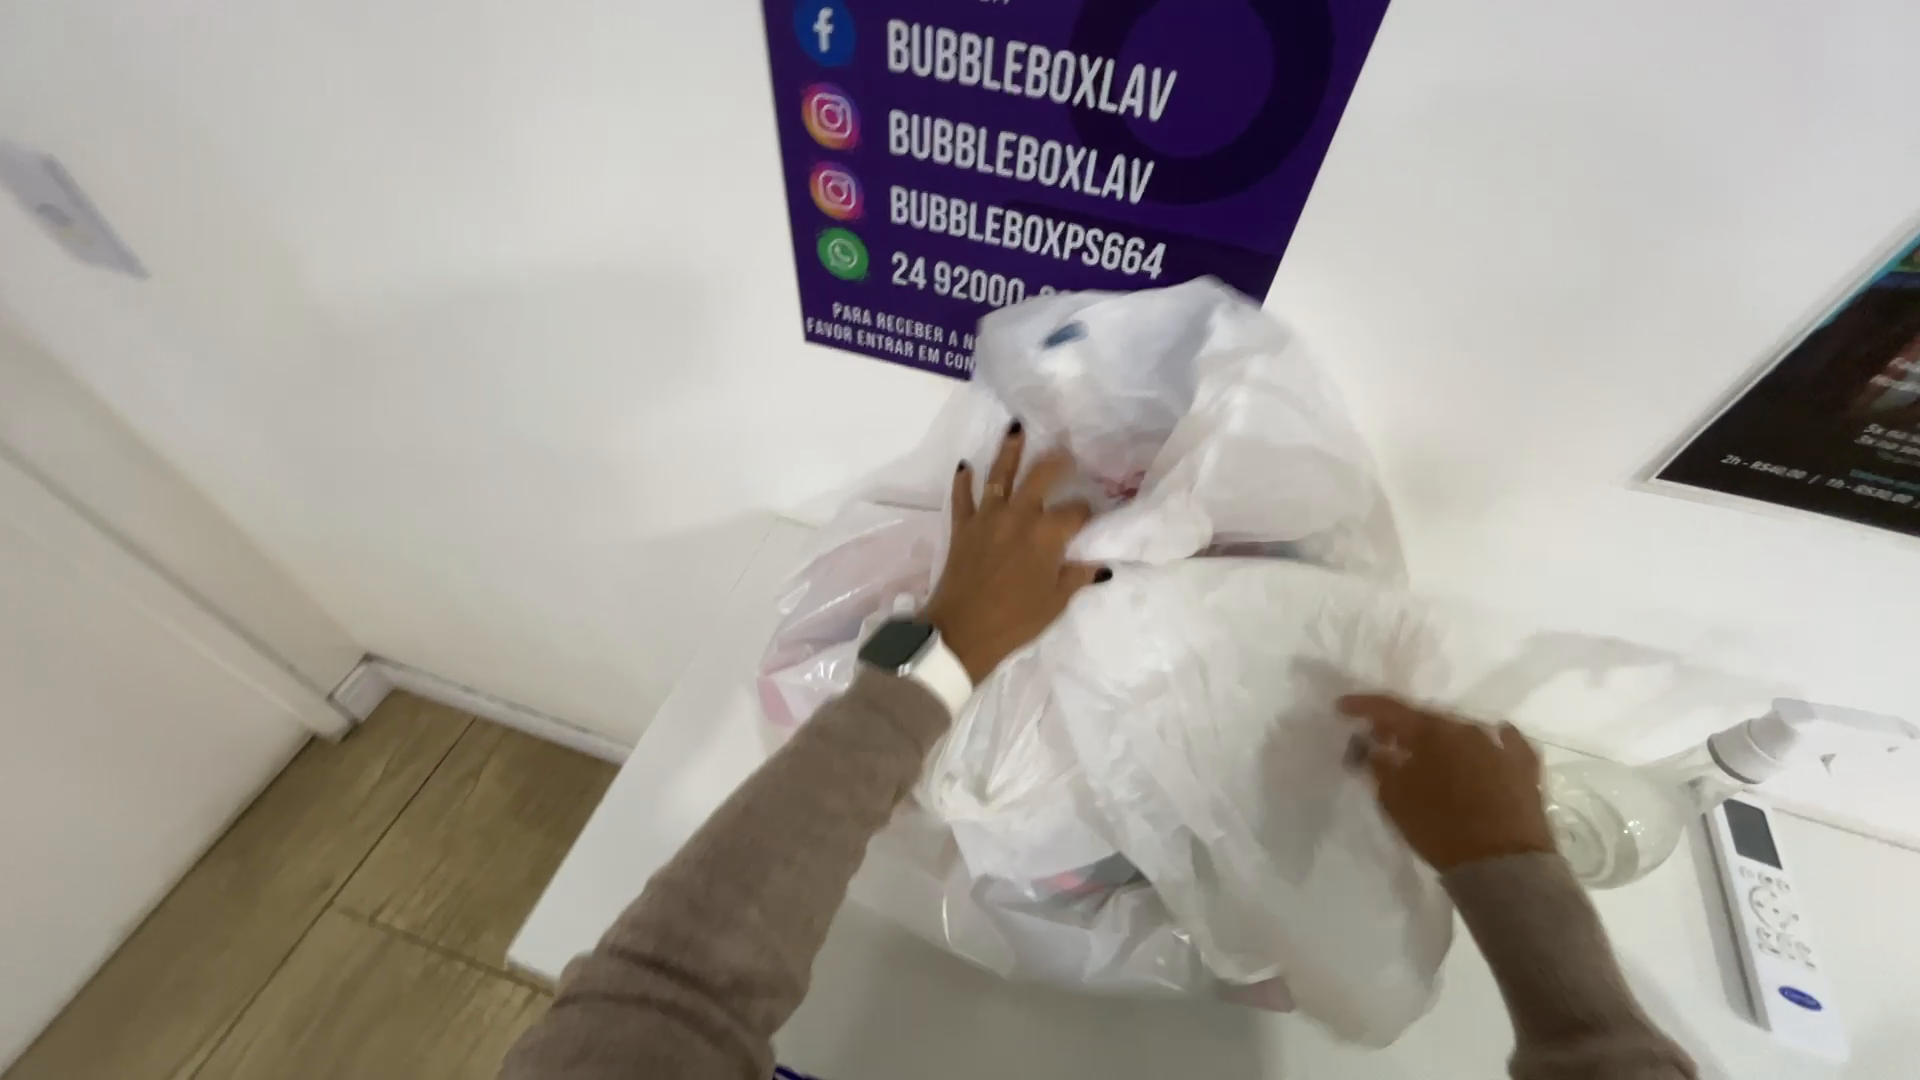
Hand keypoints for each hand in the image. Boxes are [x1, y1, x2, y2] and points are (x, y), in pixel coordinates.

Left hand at [923, 422, 1105, 681]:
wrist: (962, 632)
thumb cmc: (1016, 620)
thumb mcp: (1056, 602)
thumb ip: (1078, 577)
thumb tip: (1102, 566)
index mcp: (1047, 534)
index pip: (1076, 511)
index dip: (1087, 512)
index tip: (1091, 516)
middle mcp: (1019, 515)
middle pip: (1041, 475)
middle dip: (1057, 461)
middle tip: (1065, 454)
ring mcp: (988, 517)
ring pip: (1000, 474)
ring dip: (1009, 450)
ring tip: (1015, 428)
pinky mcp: (963, 526)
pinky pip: (962, 497)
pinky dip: (963, 481)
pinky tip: (965, 466)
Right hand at [1339, 695, 1554, 871]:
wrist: (1504, 867)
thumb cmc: (1438, 827)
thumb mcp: (1393, 797)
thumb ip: (1377, 764)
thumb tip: (1373, 747)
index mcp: (1430, 732)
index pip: (1388, 708)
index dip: (1362, 705)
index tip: (1341, 707)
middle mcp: (1465, 729)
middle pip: (1424, 719)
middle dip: (1399, 727)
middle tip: (1381, 740)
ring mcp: (1500, 747)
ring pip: (1459, 732)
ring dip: (1437, 739)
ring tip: (1424, 755)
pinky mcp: (1526, 769)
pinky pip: (1505, 744)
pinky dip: (1488, 743)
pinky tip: (1485, 745)